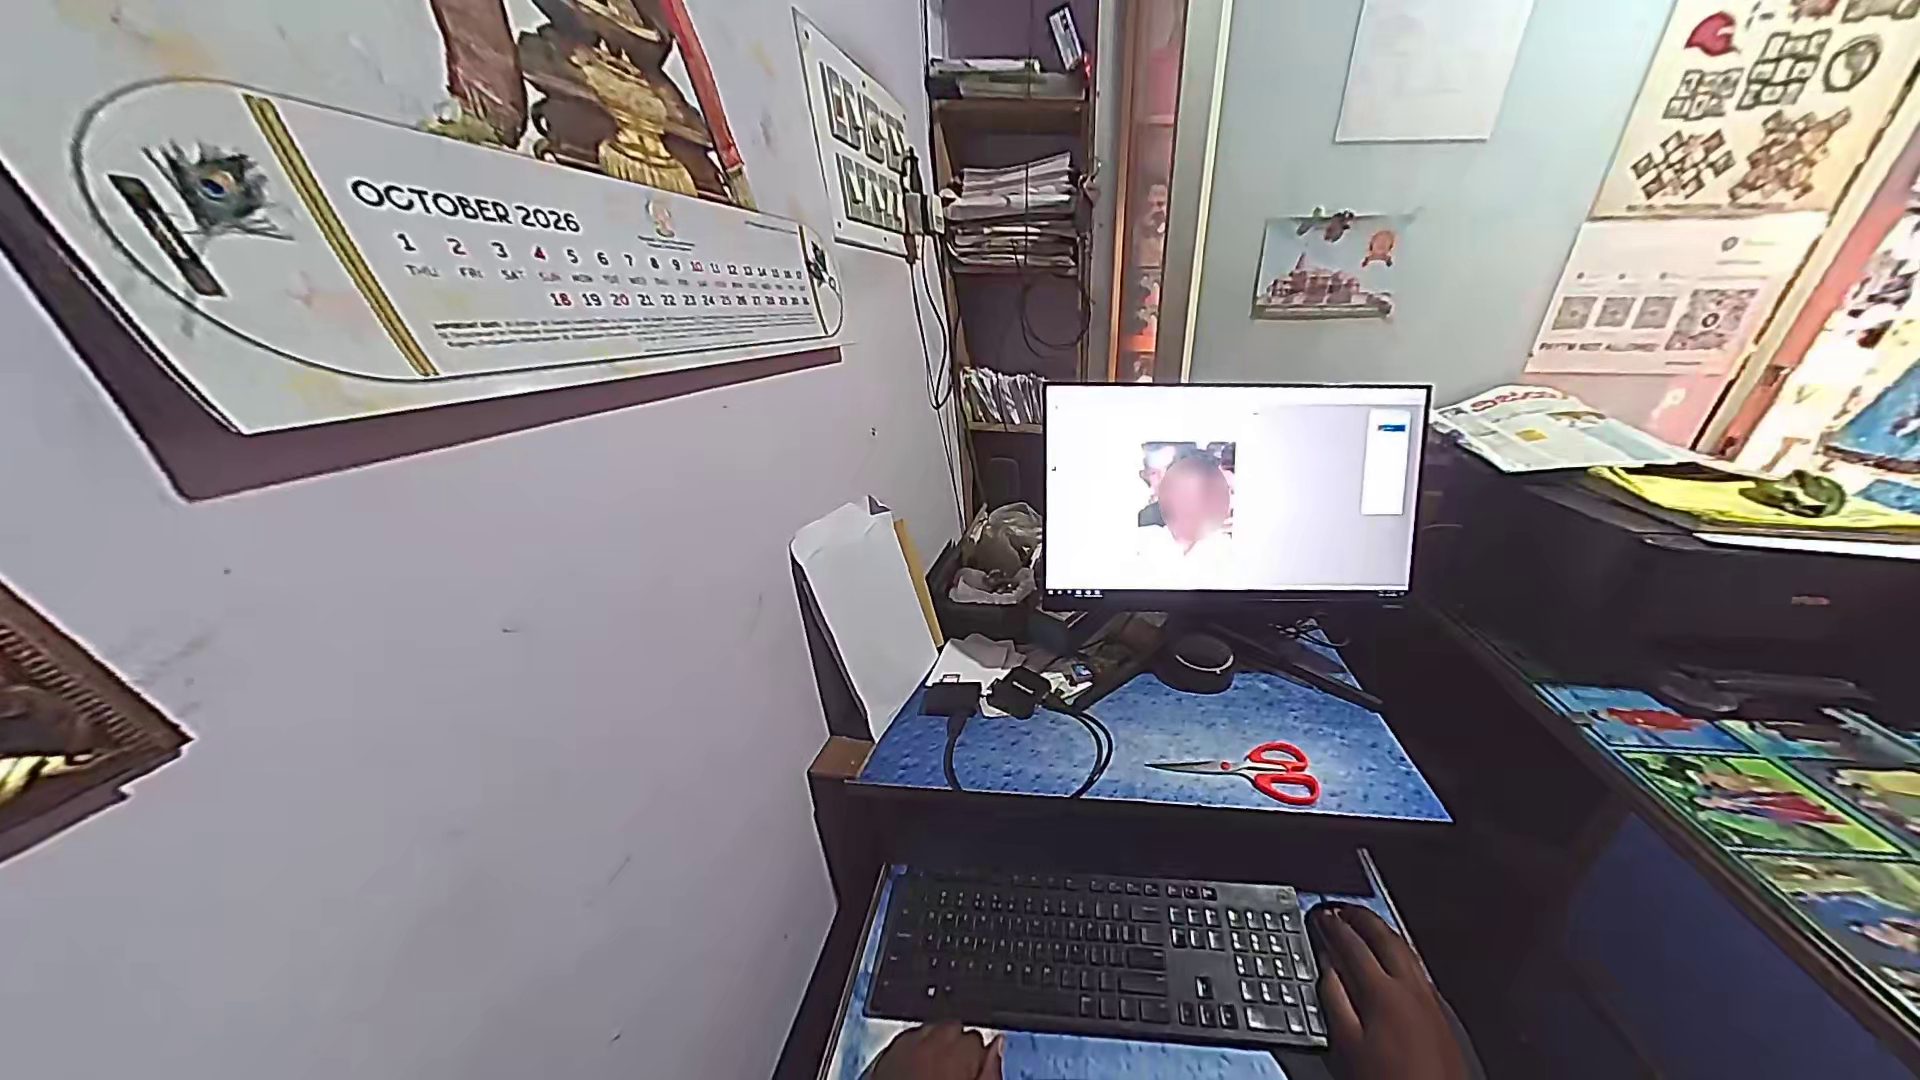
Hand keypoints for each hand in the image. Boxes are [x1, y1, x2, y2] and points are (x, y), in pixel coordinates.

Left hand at [868, 1022, 1002, 1079]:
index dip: (977, 1061)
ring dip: (936, 1046)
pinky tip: (916, 1072)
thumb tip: (998, 1045)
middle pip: (955, 1029)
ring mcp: (910, 1041)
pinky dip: (915, 1050)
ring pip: (932, 1031)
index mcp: (959, 1051)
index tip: (973, 1074)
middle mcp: (933, 1039)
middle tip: (954, 1078)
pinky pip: (910, 1038)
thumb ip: (990, 1071)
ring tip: (934, 1076)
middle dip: (956, 1049)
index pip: (978, 1038)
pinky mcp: (891, 1049)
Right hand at [1310, 903, 1466, 1079]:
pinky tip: (1391, 956)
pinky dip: (1399, 950)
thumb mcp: (1347, 1045)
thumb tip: (1325, 965)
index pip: (1351, 943)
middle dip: (1359, 917)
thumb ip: (1332, 998)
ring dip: (1381, 930)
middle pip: (1383, 937)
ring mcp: (1431, 1001)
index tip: (1319, 916)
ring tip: (1364, 923)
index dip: (1331, 925)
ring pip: (1405, 949)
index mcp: (1382, 992)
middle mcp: (1410, 989)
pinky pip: (1418, 967)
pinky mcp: (1444, 1017)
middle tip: (1340, 908)